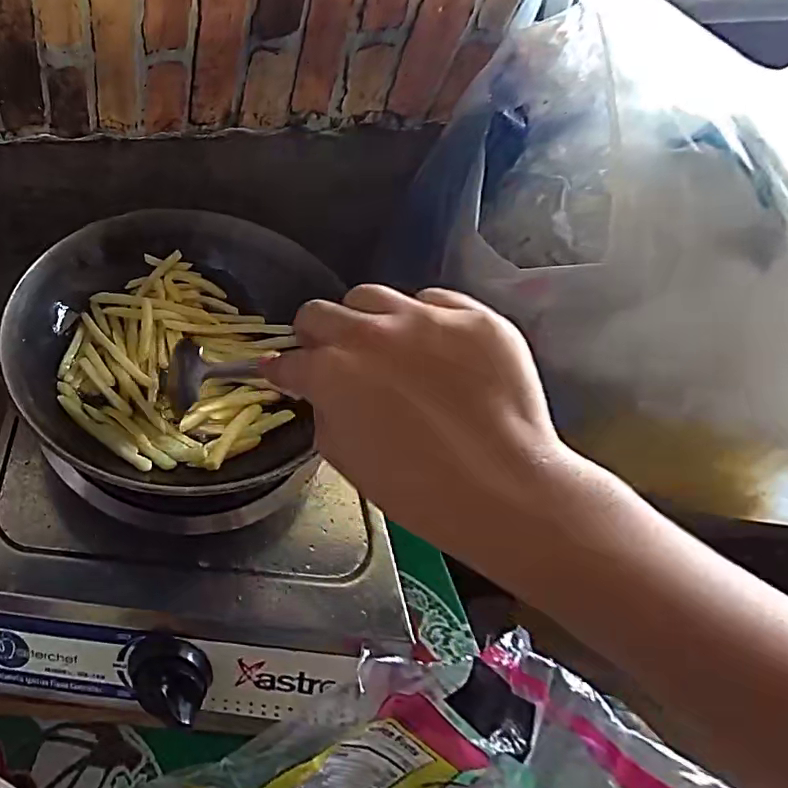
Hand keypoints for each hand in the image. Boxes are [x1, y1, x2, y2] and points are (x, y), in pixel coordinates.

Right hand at [261, 286, 629, 577]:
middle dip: (315, 336)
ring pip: (369, 296)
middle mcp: (368, 334)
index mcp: (330, 372)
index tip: (283, 373)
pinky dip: (423, 320)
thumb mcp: (342, 455)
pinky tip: (435, 349)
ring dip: (364, 319)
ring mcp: (423, 319)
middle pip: (318, 313)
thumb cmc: (416, 489)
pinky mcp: (472, 317)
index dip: (282, 371)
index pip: (287, 361)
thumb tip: (318, 392)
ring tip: (384, 344)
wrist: (506, 491)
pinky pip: (432, 300)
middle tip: (329, 355)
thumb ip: (321, 410)